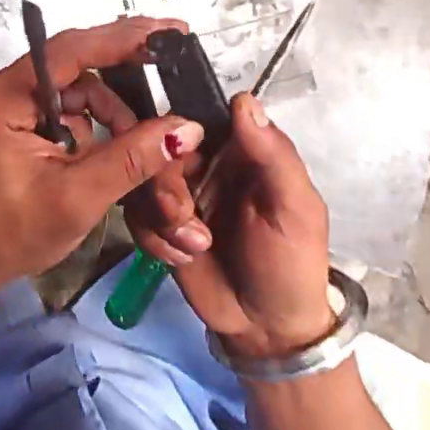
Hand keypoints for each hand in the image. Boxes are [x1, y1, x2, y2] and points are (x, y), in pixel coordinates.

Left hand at [0, 17, 205, 287]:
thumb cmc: (14, 232)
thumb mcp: (77, 197)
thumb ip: (131, 160)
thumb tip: (186, 130)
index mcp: (7, 98)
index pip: (70, 51)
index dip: (122, 38)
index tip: (168, 31)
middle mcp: (12, 90)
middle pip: (81, 64)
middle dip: (128, 72)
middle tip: (173, 66)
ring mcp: (23, 106)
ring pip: (88, 90)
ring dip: (121, 114)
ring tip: (146, 144)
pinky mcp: (34, 123)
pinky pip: (81, 110)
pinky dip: (108, 126)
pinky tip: (124, 149)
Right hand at [166, 93, 334, 358]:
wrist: (267, 330)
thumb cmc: (291, 265)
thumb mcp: (294, 209)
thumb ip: (273, 155)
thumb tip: (244, 99)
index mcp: (242, 153)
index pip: (198, 121)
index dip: (178, 132)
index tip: (174, 153)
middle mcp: (207, 168)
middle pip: (160, 151)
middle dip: (165, 187)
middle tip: (182, 219)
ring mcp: (181, 198)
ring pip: (142, 184)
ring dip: (161, 218)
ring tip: (191, 247)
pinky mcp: (161, 228)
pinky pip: (135, 216)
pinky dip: (153, 238)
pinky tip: (179, 258)